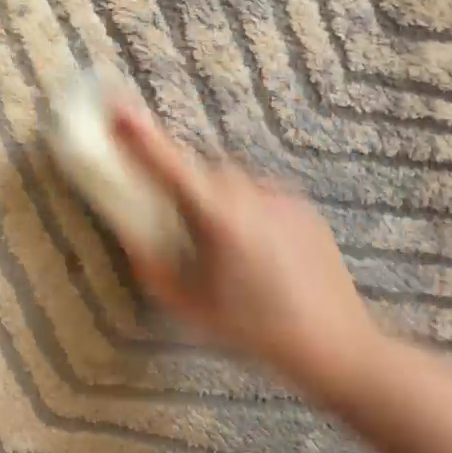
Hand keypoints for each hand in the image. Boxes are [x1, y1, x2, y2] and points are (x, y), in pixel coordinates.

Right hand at [110, 101, 379, 388]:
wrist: (333, 344)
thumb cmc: (252, 330)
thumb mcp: (187, 305)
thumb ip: (151, 264)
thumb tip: (132, 234)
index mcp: (219, 219)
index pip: (169, 166)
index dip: (140, 135)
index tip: (118, 108)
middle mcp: (252, 197)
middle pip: (203, 170)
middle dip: (182, 182)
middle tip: (172, 215)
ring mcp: (284, 199)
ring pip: (233, 182)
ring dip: (215, 198)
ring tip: (220, 245)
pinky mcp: (305, 209)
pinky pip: (262, 196)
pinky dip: (246, 211)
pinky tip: (254, 252)